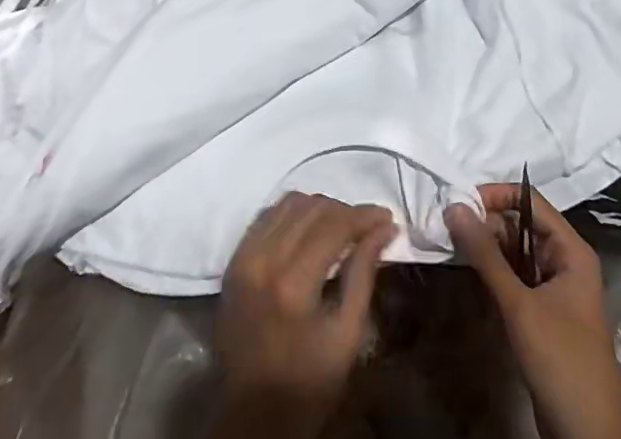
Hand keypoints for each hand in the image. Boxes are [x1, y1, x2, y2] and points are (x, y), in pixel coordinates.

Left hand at [210, 192, 397, 438]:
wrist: (251, 415)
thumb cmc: (308, 381)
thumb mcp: (348, 332)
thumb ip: (364, 271)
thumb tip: (385, 228)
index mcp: (292, 283)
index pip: (334, 224)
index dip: (365, 215)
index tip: (387, 218)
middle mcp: (263, 260)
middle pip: (312, 208)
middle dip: (346, 210)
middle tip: (368, 227)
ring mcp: (243, 258)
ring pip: (288, 204)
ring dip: (320, 209)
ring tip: (340, 227)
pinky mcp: (233, 262)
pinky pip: (267, 216)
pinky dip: (293, 214)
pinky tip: (310, 230)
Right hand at [446, 184, 620, 438]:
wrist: (586, 431)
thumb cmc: (560, 358)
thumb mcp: (519, 305)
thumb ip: (486, 255)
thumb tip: (455, 207)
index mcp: (571, 250)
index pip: (530, 202)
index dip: (496, 195)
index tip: (459, 202)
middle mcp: (565, 260)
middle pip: (522, 225)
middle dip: (486, 222)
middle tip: (446, 226)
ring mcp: (555, 286)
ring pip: (516, 251)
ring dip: (487, 246)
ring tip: (449, 243)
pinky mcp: (543, 310)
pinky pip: (516, 277)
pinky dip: (493, 271)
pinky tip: (467, 270)